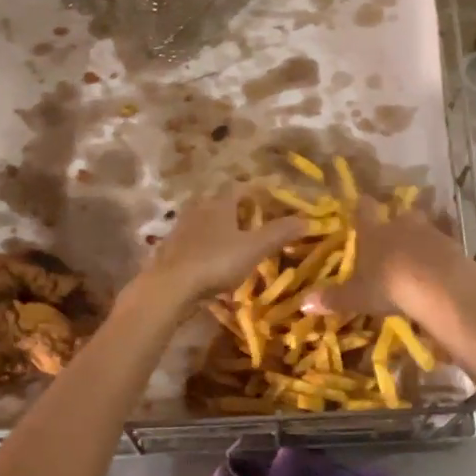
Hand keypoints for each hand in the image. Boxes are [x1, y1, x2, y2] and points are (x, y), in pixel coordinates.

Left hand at [142, 187, 306, 302]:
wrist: (169, 287)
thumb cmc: (216, 262)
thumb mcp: (254, 248)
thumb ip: (279, 233)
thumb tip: (306, 219)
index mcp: (219, 203)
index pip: (241, 188)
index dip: (258, 193)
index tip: (271, 203)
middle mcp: (198, 209)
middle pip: (221, 203)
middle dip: (238, 212)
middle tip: (254, 224)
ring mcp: (181, 229)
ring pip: (206, 222)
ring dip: (221, 230)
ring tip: (235, 245)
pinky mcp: (170, 249)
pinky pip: (194, 242)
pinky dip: (207, 248)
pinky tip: (213, 263)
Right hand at [303, 198, 475, 319]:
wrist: (439, 286)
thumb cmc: (389, 286)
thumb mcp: (357, 296)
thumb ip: (333, 298)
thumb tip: (303, 304)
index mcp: (374, 231)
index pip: (365, 209)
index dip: (362, 207)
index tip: (360, 205)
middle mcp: (401, 224)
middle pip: (398, 214)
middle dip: (395, 223)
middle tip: (391, 235)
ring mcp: (431, 232)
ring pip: (423, 228)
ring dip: (419, 238)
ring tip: (416, 255)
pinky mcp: (454, 246)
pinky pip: (444, 246)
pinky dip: (439, 255)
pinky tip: (437, 270)